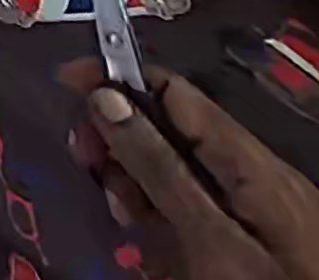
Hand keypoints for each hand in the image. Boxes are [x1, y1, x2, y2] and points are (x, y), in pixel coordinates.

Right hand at [65, 63, 318, 279]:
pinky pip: (184, 196)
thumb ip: (157, 166)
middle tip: (82, 160)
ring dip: (128, 172)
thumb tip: (102, 94)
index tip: (64, 85)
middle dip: (115, 132)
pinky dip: (151, 201)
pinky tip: (142, 228)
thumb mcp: (210, 241)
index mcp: (253, 165)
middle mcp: (254, 174)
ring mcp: (254, 208)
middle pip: (164, 123)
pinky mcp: (247, 237)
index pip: (172, 89)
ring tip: (119, 209)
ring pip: (167, 160)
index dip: (115, 77)